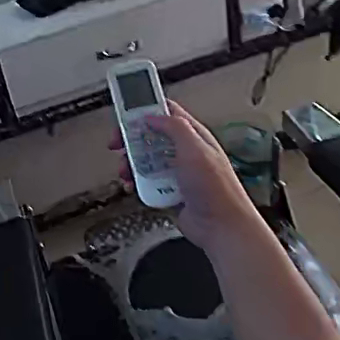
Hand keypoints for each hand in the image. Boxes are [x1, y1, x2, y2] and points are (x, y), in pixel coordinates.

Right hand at [111, 101, 268, 256]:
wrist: (221, 228)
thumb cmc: (216, 189)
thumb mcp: (195, 150)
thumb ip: (175, 127)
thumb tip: (153, 116)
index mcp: (193, 136)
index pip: (167, 113)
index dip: (145, 111)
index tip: (126, 115)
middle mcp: (185, 151)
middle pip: (151, 136)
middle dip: (132, 139)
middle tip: (117, 144)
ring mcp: (177, 172)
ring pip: (146, 159)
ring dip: (132, 163)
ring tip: (125, 170)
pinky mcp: (170, 190)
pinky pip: (148, 181)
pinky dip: (137, 182)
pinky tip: (133, 186)